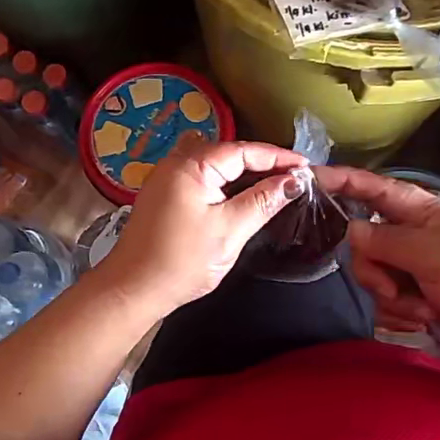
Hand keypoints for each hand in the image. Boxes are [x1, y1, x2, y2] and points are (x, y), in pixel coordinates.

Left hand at [96, 139, 312, 313]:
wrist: (134, 289)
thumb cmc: (181, 261)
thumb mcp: (230, 230)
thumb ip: (263, 201)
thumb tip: (292, 182)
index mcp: (192, 165)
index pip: (244, 150)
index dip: (278, 157)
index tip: (306, 167)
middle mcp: (177, 163)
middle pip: (229, 152)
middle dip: (263, 161)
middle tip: (294, 176)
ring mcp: (168, 179)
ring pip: (215, 163)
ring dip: (244, 170)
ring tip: (273, 183)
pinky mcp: (166, 196)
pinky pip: (203, 177)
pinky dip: (226, 181)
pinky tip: (242, 195)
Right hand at [315, 166, 439, 353]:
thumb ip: (392, 242)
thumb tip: (351, 231)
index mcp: (421, 212)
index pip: (374, 189)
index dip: (343, 181)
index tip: (309, 177)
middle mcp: (410, 236)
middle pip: (363, 244)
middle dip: (376, 273)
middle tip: (399, 290)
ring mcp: (410, 268)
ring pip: (371, 277)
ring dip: (394, 301)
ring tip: (426, 309)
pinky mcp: (412, 297)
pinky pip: (384, 303)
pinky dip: (401, 316)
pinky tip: (425, 320)